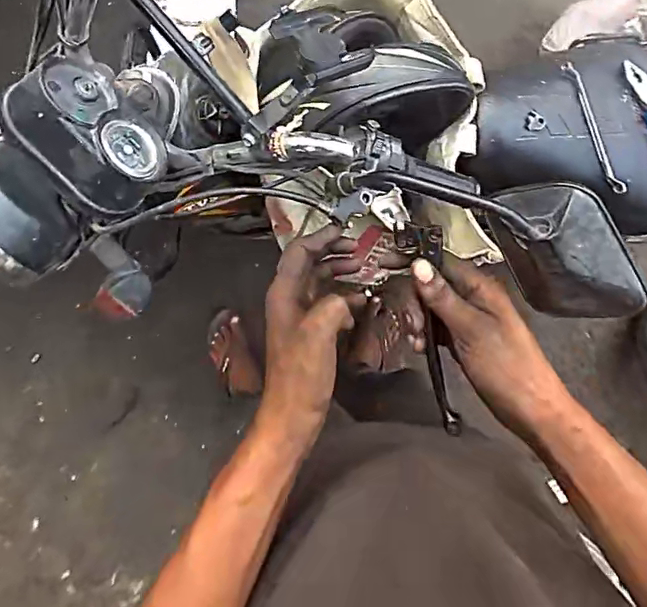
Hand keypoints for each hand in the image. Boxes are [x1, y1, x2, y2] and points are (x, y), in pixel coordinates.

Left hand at [256, 226, 360, 443]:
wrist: (292, 414)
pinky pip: (326, 303)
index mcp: (283, 293)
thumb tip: (349, 298)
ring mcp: (297, 315)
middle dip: (332, 251)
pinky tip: (360, 301)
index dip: (320, 238)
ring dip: (338, 271)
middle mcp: (287, 299)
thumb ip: (333, 305)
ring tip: (362, 267)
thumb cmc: (301, 375)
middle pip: (308, 263)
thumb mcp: (319, 334)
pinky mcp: (308, 332)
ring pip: (318, 281)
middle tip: (358, 248)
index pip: (299, 252)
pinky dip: (342, 296)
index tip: (343, 231)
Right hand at [411, 255, 568, 432]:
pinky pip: (436, 326)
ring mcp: (468, 318)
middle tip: (411, 325)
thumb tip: (418, 263)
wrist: (534, 413)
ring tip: (416, 341)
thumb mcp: (470, 330)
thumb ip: (442, 297)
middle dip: (413, 300)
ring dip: (417, 319)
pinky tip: (421, 348)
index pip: (439, 260)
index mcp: (480, 287)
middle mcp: (473, 296)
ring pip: (430, 305)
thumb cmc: (507, 368)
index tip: (385, 264)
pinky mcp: (463, 338)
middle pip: (430, 283)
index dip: (412, 259)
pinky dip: (425, 334)